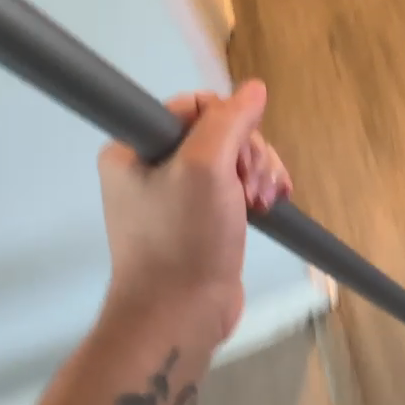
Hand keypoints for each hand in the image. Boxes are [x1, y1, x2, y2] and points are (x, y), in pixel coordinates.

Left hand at [95, 80, 290, 341]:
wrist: (179, 315)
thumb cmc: (183, 238)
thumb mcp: (206, 168)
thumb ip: (230, 121)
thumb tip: (254, 88)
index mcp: (134, 148)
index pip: (195, 105)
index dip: (229, 121)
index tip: (240, 154)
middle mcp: (151, 166)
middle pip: (221, 131)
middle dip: (250, 153)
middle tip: (253, 185)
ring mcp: (177, 194)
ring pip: (235, 157)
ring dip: (260, 172)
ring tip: (264, 200)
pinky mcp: (201, 217)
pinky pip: (237, 184)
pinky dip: (259, 188)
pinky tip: (270, 203)